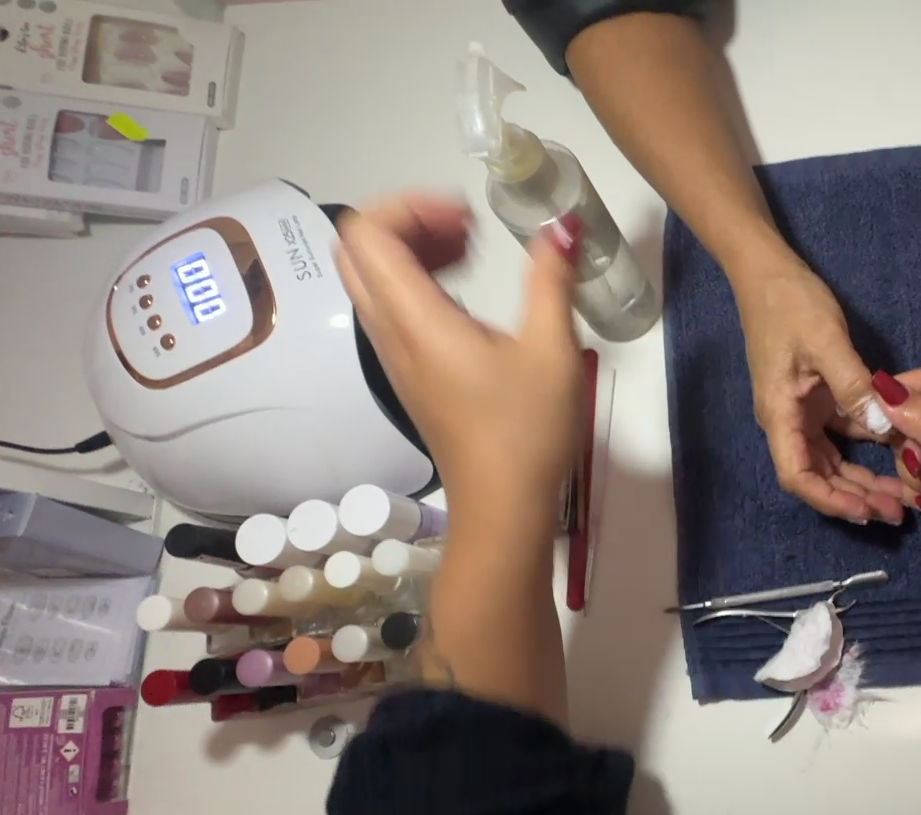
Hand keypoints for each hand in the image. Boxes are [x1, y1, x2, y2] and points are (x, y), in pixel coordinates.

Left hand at [333, 193, 580, 530]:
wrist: (504, 505)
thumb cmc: (528, 430)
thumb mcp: (553, 351)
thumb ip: (552, 281)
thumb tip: (561, 227)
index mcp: (416, 319)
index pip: (368, 231)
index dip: (410, 204)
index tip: (469, 216)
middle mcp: (390, 333)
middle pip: (359, 250)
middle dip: (407, 223)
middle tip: (467, 231)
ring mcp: (394, 358)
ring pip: (372, 280)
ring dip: (412, 253)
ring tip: (472, 257)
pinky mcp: (410, 377)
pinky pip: (392, 311)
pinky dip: (419, 286)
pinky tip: (469, 302)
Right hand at [732, 257, 907, 525]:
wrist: (768, 273)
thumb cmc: (790, 304)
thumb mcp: (825, 340)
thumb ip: (854, 385)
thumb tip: (882, 427)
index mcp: (780, 415)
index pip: (797, 475)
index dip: (828, 500)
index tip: (863, 511)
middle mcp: (789, 422)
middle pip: (818, 477)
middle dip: (854, 498)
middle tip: (896, 511)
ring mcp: (802, 413)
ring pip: (831, 462)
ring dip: (861, 480)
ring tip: (898, 495)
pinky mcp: (817, 402)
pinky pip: (841, 438)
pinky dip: (864, 452)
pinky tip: (895, 455)